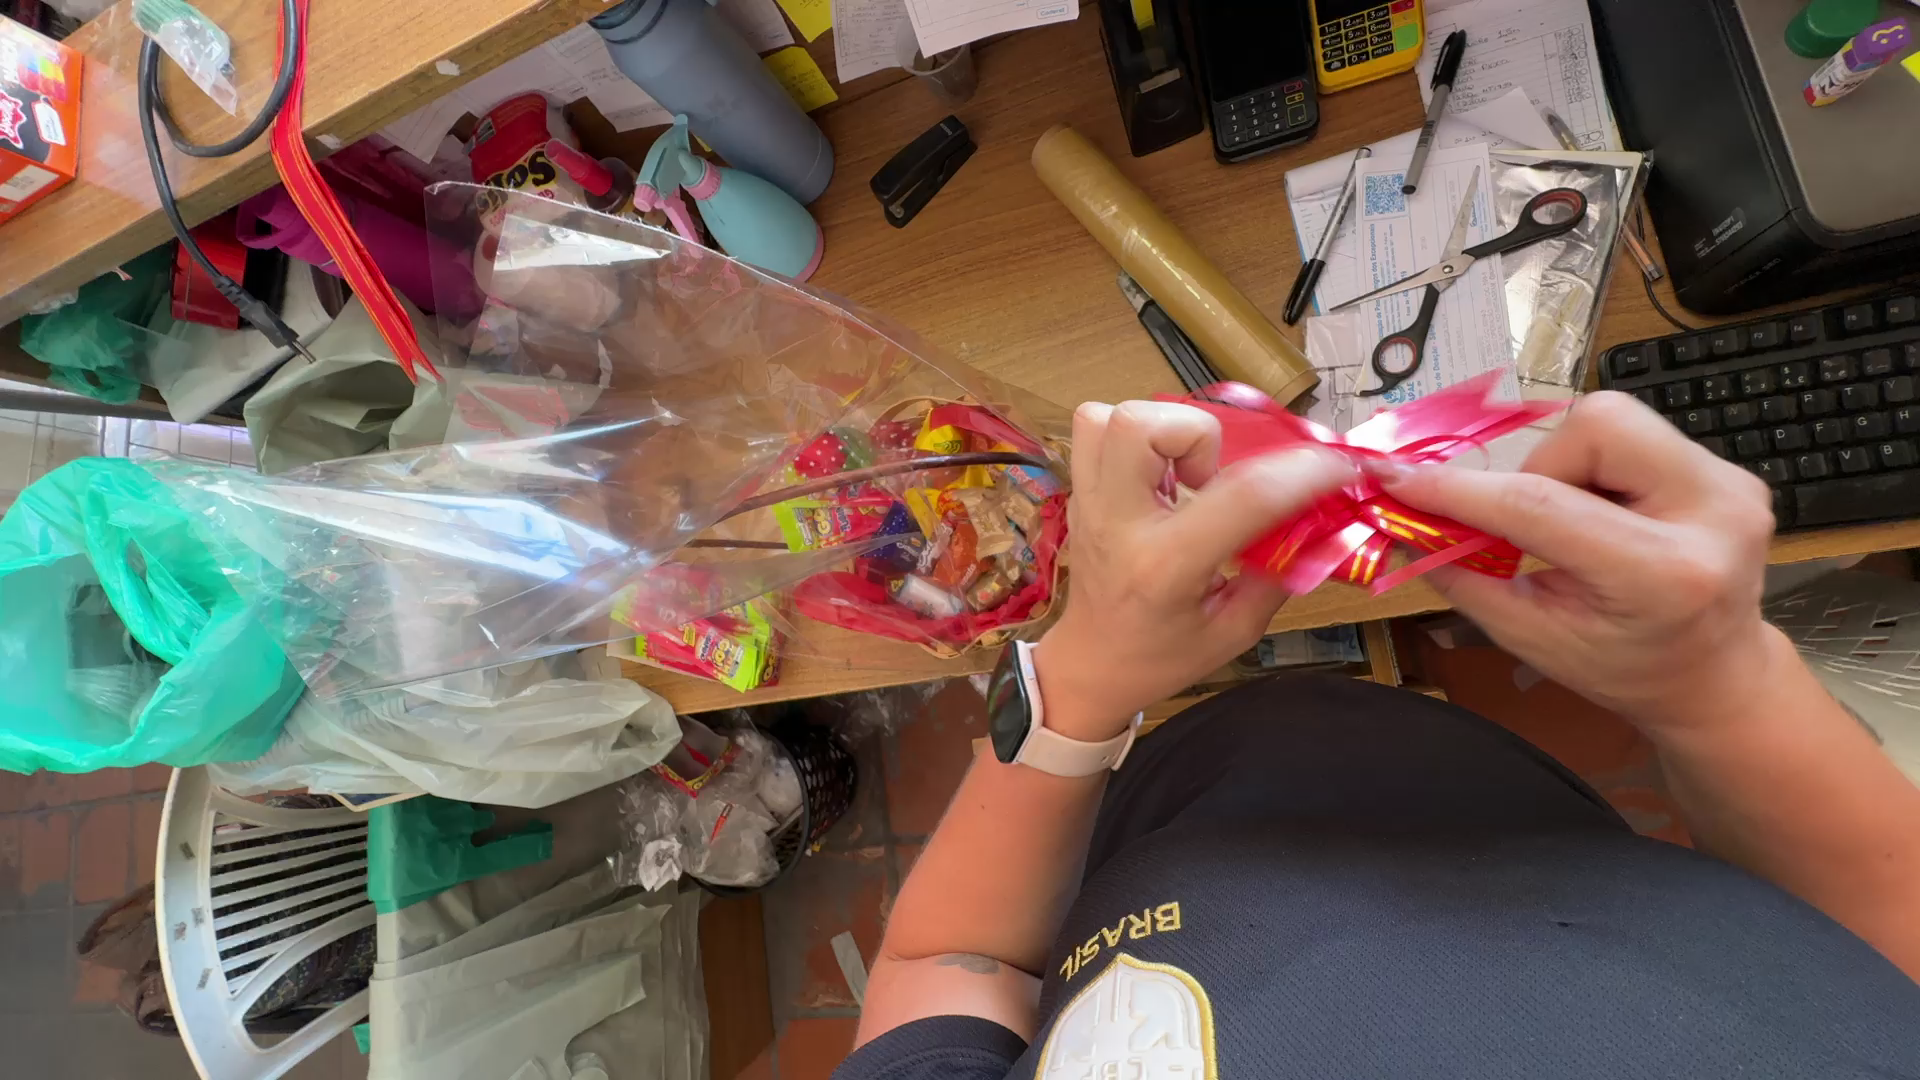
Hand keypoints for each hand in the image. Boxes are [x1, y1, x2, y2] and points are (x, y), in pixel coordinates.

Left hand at [1032, 401, 1354, 739]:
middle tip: (1214, 477)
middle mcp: (1117, 523)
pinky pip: (1092, 429)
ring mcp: (1088, 503)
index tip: (1336, 468)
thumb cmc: (1162, 657)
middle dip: (1198, 432)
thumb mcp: (1235, 631)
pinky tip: (1158, 474)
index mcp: (1164, 567)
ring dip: (1160, 429)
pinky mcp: (1078, 494)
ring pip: (1108, 416)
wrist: (1090, 664)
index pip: (1240, 496)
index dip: (1302, 472)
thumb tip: (1320, 517)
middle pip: (1141, 426)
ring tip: (1183, 472)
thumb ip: (1279, 573)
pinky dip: (1130, 435)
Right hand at [1369, 390, 1778, 733]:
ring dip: (1556, 462)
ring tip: (1555, 516)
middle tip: (1518, 515)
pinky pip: (1626, 433)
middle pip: (1598, 426)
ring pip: (1609, 419)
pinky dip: (1580, 465)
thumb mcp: (1522, 634)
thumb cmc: (1614, 665)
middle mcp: (1711, 512)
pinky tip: (1586, 510)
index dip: (1455, 489)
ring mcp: (1728, 481)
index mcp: (1661, 574)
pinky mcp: (1722, 467)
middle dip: (1532, 462)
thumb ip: (1457, 575)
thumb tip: (1397, 526)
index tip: (1393, 479)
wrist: (1712, 674)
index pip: (1537, 506)